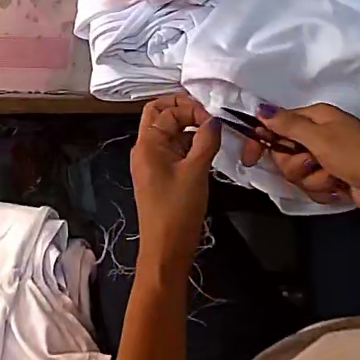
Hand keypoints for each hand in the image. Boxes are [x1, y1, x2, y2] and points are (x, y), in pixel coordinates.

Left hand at [130, 94, 221, 272]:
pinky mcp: (159, 175)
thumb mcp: (196, 172)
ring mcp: (150, 162)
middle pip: (159, 114)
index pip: (166, 111)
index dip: (190, 109)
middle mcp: (144, 149)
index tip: (214, 121)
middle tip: (208, 116)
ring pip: (166, 132)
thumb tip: (215, 120)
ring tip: (212, 133)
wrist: (165, 250)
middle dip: (183, 110)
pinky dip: (188, 144)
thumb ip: (206, 141)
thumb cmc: (178, 210)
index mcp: (147, 144)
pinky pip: (172, 149)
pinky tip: (206, 150)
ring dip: (187, 127)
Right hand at [241, 103, 359, 223]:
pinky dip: (323, 190)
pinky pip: (311, 187)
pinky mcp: (334, 181)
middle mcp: (319, 136)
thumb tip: (260, 109)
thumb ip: (287, 125)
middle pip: (282, 152)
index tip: (249, 157)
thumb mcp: (321, 136)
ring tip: (333, 177)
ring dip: (312, 179)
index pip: (275, 124)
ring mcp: (326, 160)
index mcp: (316, 117)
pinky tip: (339, 189)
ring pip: (296, 173)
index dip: (260, 140)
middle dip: (294, 164)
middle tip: (313, 163)